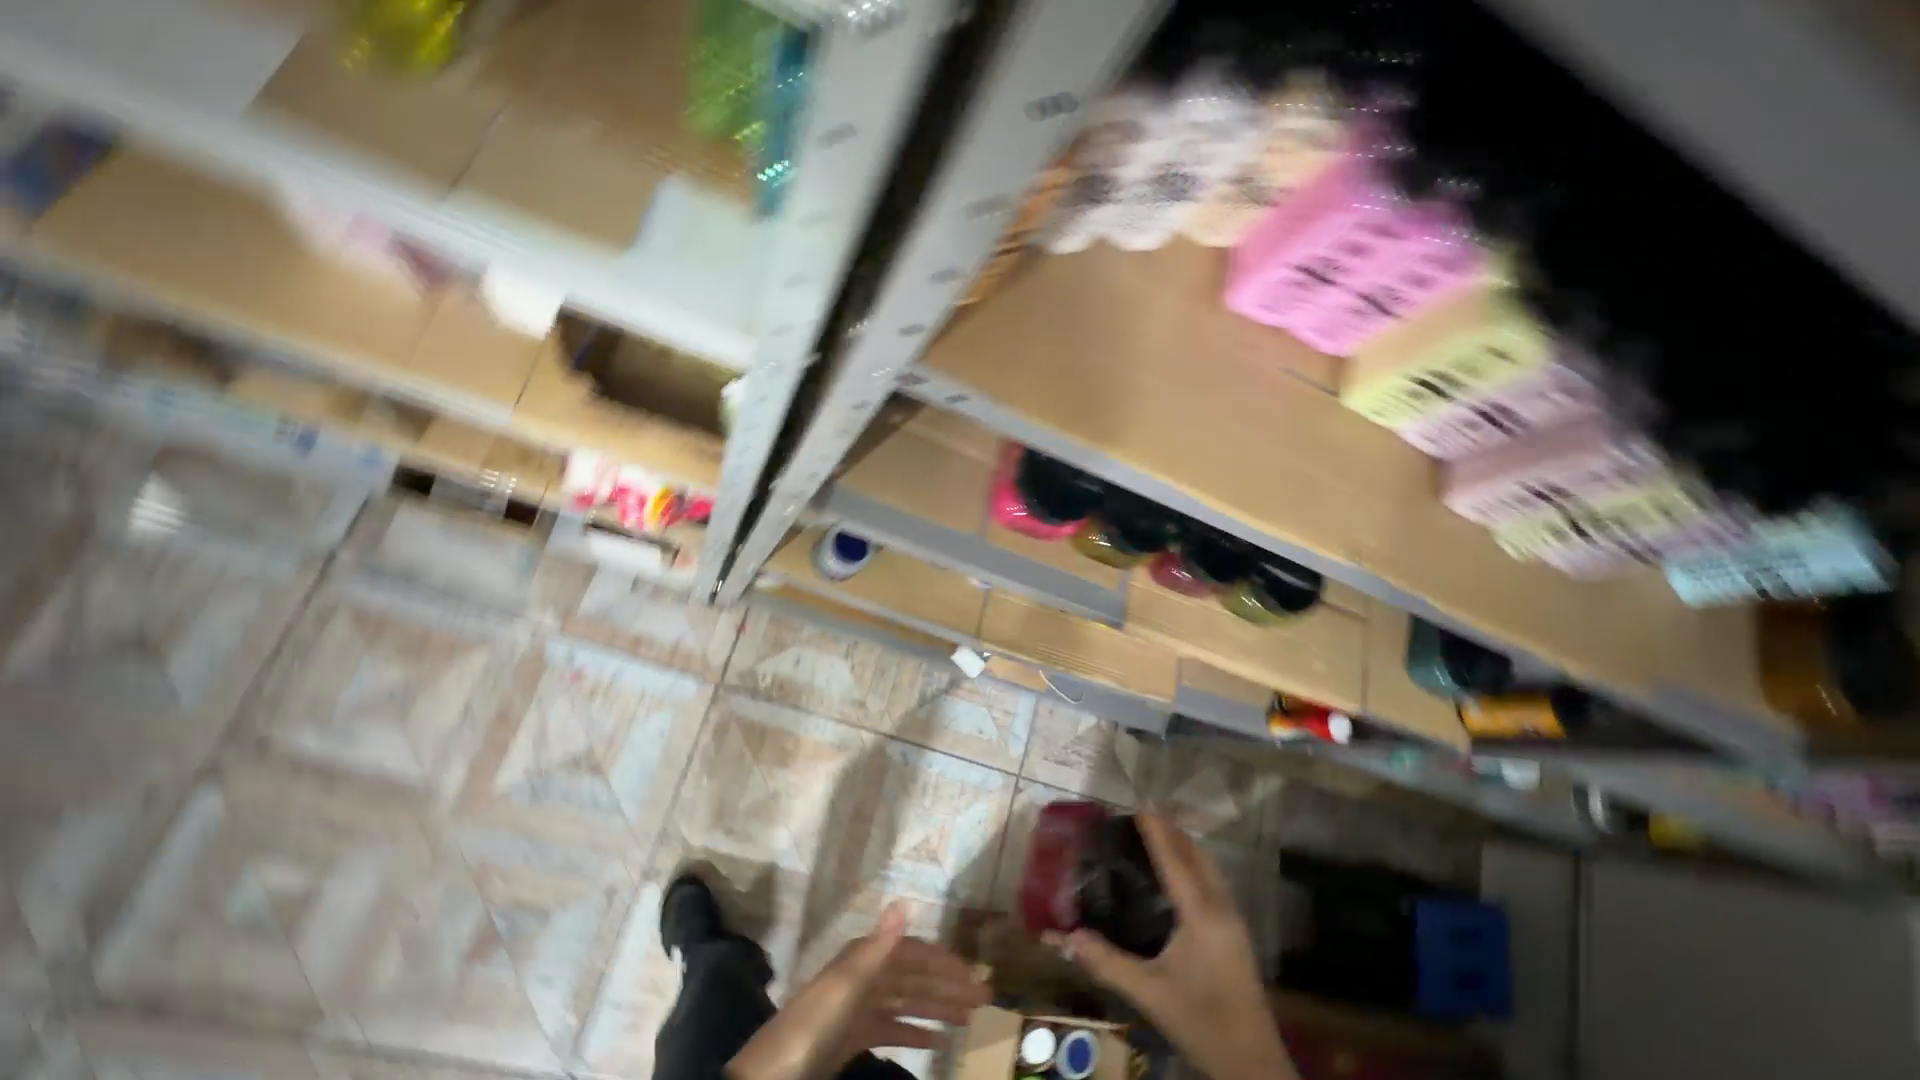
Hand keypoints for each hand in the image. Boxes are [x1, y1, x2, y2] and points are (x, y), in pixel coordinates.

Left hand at [728, 904, 990, 1079]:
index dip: (942, 961)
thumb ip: (878, 946)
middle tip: (985, 999)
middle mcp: (862, 978)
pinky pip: (891, 1029)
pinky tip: (936, 1042)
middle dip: (947, 986)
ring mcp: (857, 1008)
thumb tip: (904, 901)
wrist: (774, 1073)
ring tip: (969, 1020)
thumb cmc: (813, 1024)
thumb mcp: (847, 984)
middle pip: (912, 977)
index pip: (911, 953)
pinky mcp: (852, 1036)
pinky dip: (913, 1033)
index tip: (973, 973)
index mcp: (862, 960)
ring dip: (937, 1008)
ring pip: (906, 1002)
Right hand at [1049, 813, 1296, 1079]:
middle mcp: (1222, 910)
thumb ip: (1106, 961)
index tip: (1139, 806)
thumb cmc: (1200, 1021)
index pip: (1176, 861)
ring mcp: (1234, 924)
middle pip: (1199, 858)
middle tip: (1143, 819)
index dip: (1157, 832)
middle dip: (1174, 834)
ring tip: (1159, 839)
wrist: (1252, 1062)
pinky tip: (1179, 881)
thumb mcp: (1149, 992)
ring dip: (1187, 850)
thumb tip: (1063, 936)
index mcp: (1202, 915)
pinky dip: (1195, 869)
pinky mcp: (1236, 938)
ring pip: (1211, 871)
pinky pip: (1214, 886)